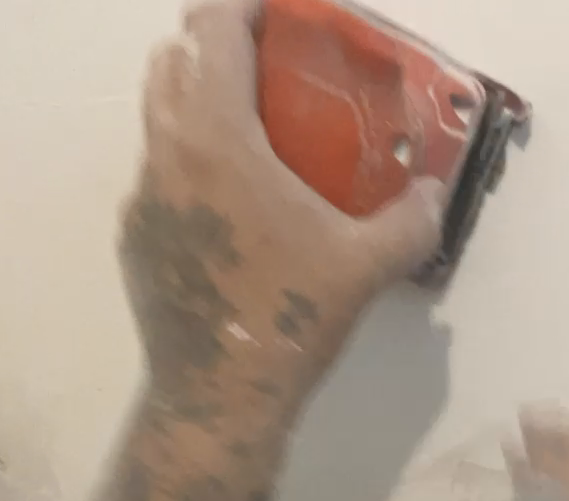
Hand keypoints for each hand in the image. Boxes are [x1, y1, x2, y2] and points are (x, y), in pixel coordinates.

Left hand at [123, 0, 444, 409]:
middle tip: (267, 76)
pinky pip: (160, 179)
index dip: (243, 4)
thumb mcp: (364, 268)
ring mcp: (141, 199)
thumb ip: (408, 223)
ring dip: (198, 107)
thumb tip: (432, 194)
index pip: (212, 28)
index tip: (274, 11)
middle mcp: (164, 153)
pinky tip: (232, 219)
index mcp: (217, 139)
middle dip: (215, 49)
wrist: (222, 394)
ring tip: (252, 144)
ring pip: (158, 120)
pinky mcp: (136, 241)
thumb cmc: (290, 319)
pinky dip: (190, 171)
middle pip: (172, 60)